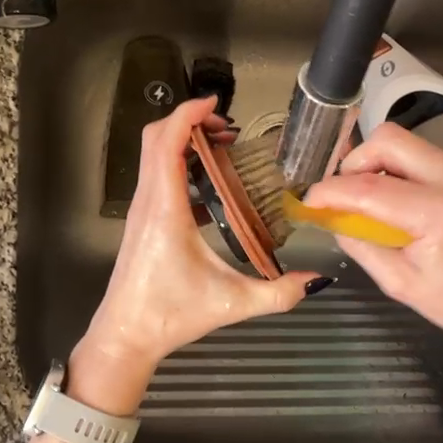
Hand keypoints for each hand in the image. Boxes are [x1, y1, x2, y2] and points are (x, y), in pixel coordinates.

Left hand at [76, 96, 318, 381]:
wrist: (125, 337)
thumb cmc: (168, 316)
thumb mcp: (231, 304)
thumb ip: (278, 293)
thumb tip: (317, 281)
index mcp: (165, 210)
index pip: (166, 143)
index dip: (188, 114)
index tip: (215, 105)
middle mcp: (148, 203)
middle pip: (155, 139)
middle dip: (189, 122)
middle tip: (226, 128)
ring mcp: (141, 212)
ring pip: (152, 157)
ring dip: (183, 142)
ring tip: (222, 150)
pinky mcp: (142, 223)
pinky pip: (156, 178)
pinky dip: (179, 167)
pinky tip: (211, 190)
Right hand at [302, 123, 442, 363]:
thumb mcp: (402, 285)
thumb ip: (361, 244)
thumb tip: (330, 217)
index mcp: (439, 215)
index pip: (368, 187)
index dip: (329, 190)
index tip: (309, 201)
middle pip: (388, 141)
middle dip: (354, 163)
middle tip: (342, 194)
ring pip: (407, 144)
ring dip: (379, 167)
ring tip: (371, 204)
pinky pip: (428, 158)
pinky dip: (404, 174)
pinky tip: (402, 205)